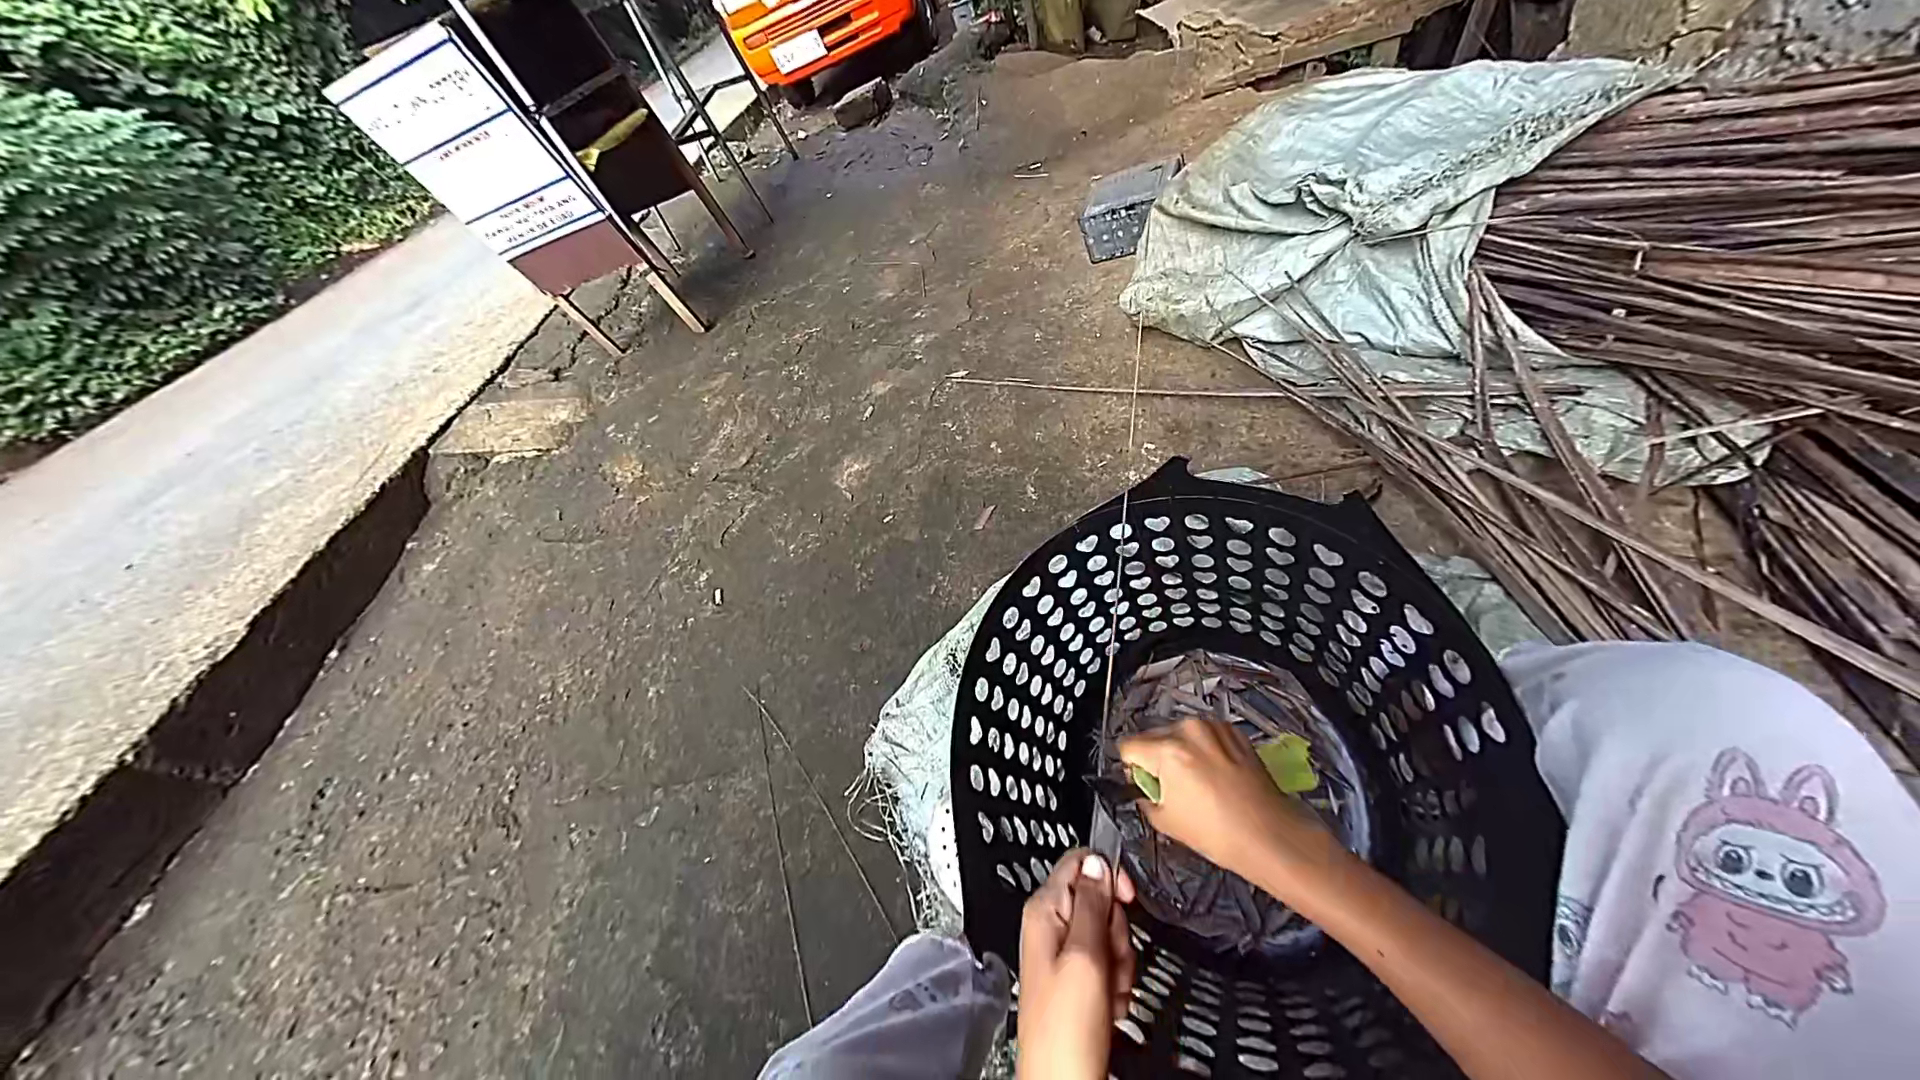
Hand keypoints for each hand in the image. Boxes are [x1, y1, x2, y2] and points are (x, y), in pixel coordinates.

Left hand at [1016, 849, 1136, 1079]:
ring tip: (1109, 989)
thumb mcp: (1084, 956)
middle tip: (1110, 959)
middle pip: (1099, 900)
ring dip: (1120, 962)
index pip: (1079, 862)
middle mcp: (1050, 926)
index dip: (1108, 875)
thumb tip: (1096, 859)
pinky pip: (1110, 964)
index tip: (1125, 899)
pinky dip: (1117, 983)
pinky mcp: (1078, 981)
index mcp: (1044, 910)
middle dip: (1116, 930)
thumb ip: (1094, 903)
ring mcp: (1064, 954)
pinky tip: (1110, 1003)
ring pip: (1109, 934)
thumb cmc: (1065, 1029)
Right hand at [1118, 715, 1342, 898]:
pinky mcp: (1232, 732)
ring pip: (1178, 734)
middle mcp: (1188, 731)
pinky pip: (1204, 735)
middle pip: (1152, 736)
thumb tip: (1141, 788)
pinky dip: (1202, 749)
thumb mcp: (1165, 821)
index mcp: (1167, 751)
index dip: (1130, 766)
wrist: (1271, 836)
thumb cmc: (1221, 833)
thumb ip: (1143, 797)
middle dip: (1154, 757)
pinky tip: (1213, 775)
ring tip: (1196, 782)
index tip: (1140, 779)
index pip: (1127, 746)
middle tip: (1169, 786)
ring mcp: (1213, 728)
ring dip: (1179, 751)